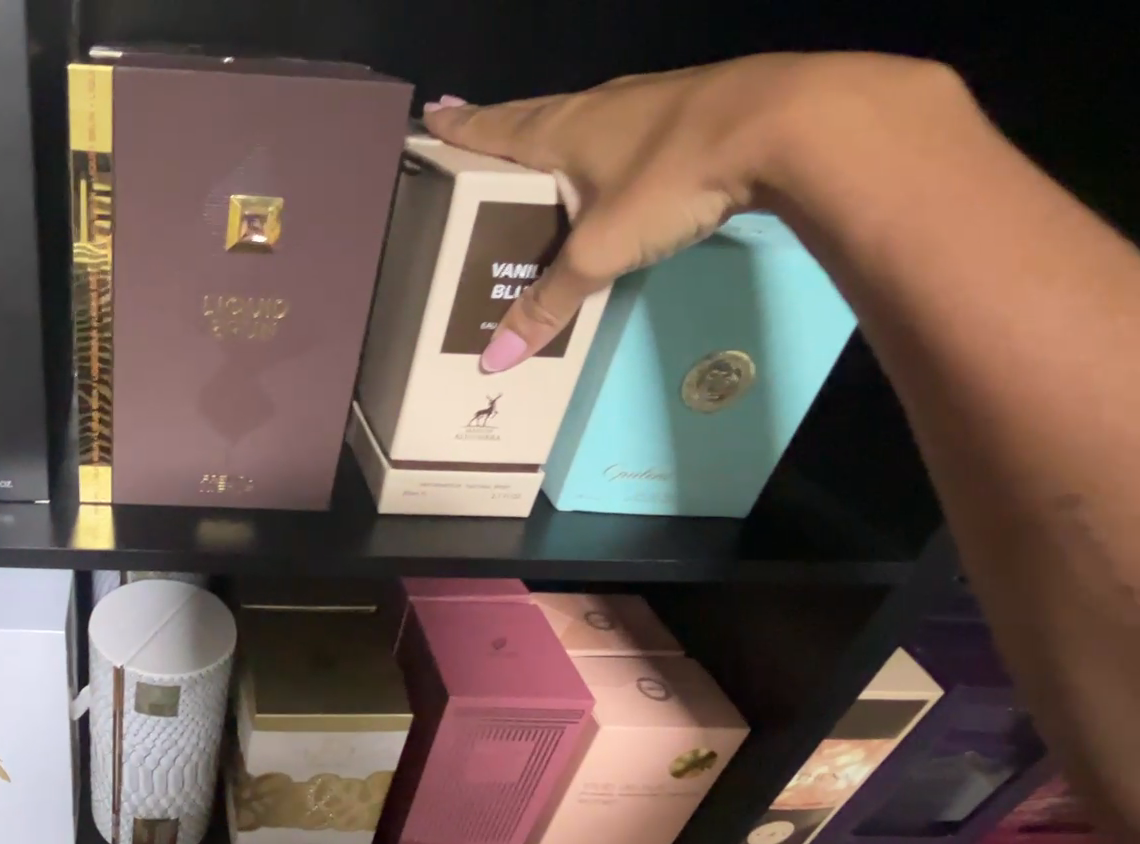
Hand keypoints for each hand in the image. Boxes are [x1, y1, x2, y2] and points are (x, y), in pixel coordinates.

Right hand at [420, 52, 956, 371]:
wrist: (793, 124)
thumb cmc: (671, 178)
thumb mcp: (599, 253)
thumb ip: (547, 305)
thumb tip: (494, 361)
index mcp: (559, 131)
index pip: (492, 128)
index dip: (459, 128)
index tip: (431, 117)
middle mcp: (595, 106)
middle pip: (529, 115)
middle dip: (494, 125)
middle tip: (466, 130)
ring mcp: (644, 102)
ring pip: (577, 118)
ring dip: (546, 132)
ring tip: (528, 155)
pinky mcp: (686, 110)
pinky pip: (618, 127)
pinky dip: (594, 142)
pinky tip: (603, 159)